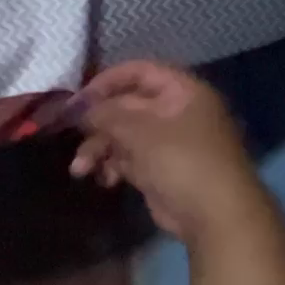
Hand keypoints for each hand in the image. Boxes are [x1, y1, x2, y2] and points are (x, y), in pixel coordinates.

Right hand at [68, 61, 270, 245]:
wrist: (212, 213)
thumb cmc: (180, 161)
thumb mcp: (138, 132)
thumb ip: (104, 114)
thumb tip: (76, 108)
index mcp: (180, 92)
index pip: (138, 72)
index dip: (105, 82)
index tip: (76, 101)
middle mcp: (174, 112)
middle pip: (124, 107)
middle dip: (95, 126)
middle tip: (72, 141)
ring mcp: (166, 142)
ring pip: (121, 136)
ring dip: (97, 151)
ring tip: (81, 171)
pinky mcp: (157, 168)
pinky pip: (126, 159)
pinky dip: (111, 166)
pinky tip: (106, 180)